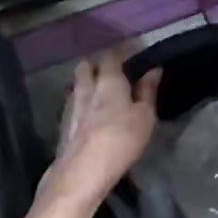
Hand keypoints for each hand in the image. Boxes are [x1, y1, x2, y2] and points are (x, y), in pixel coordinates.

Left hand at [41, 52, 159, 205]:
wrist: (83, 170)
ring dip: (87, 82)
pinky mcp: (64, 125)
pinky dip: (83, 101)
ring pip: (78, 85)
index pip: (112, 56)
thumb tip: (154, 70)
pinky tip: (90, 113)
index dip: (122, 49)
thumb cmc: (121, 139)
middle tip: (112, 67)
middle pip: (86, 66)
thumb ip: (147, 91)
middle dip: (97, 63)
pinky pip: (74, 103)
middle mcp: (86, 88)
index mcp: (108, 81)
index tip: (134, 47)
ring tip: (101, 90)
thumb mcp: (144, 116)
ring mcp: (71, 106)